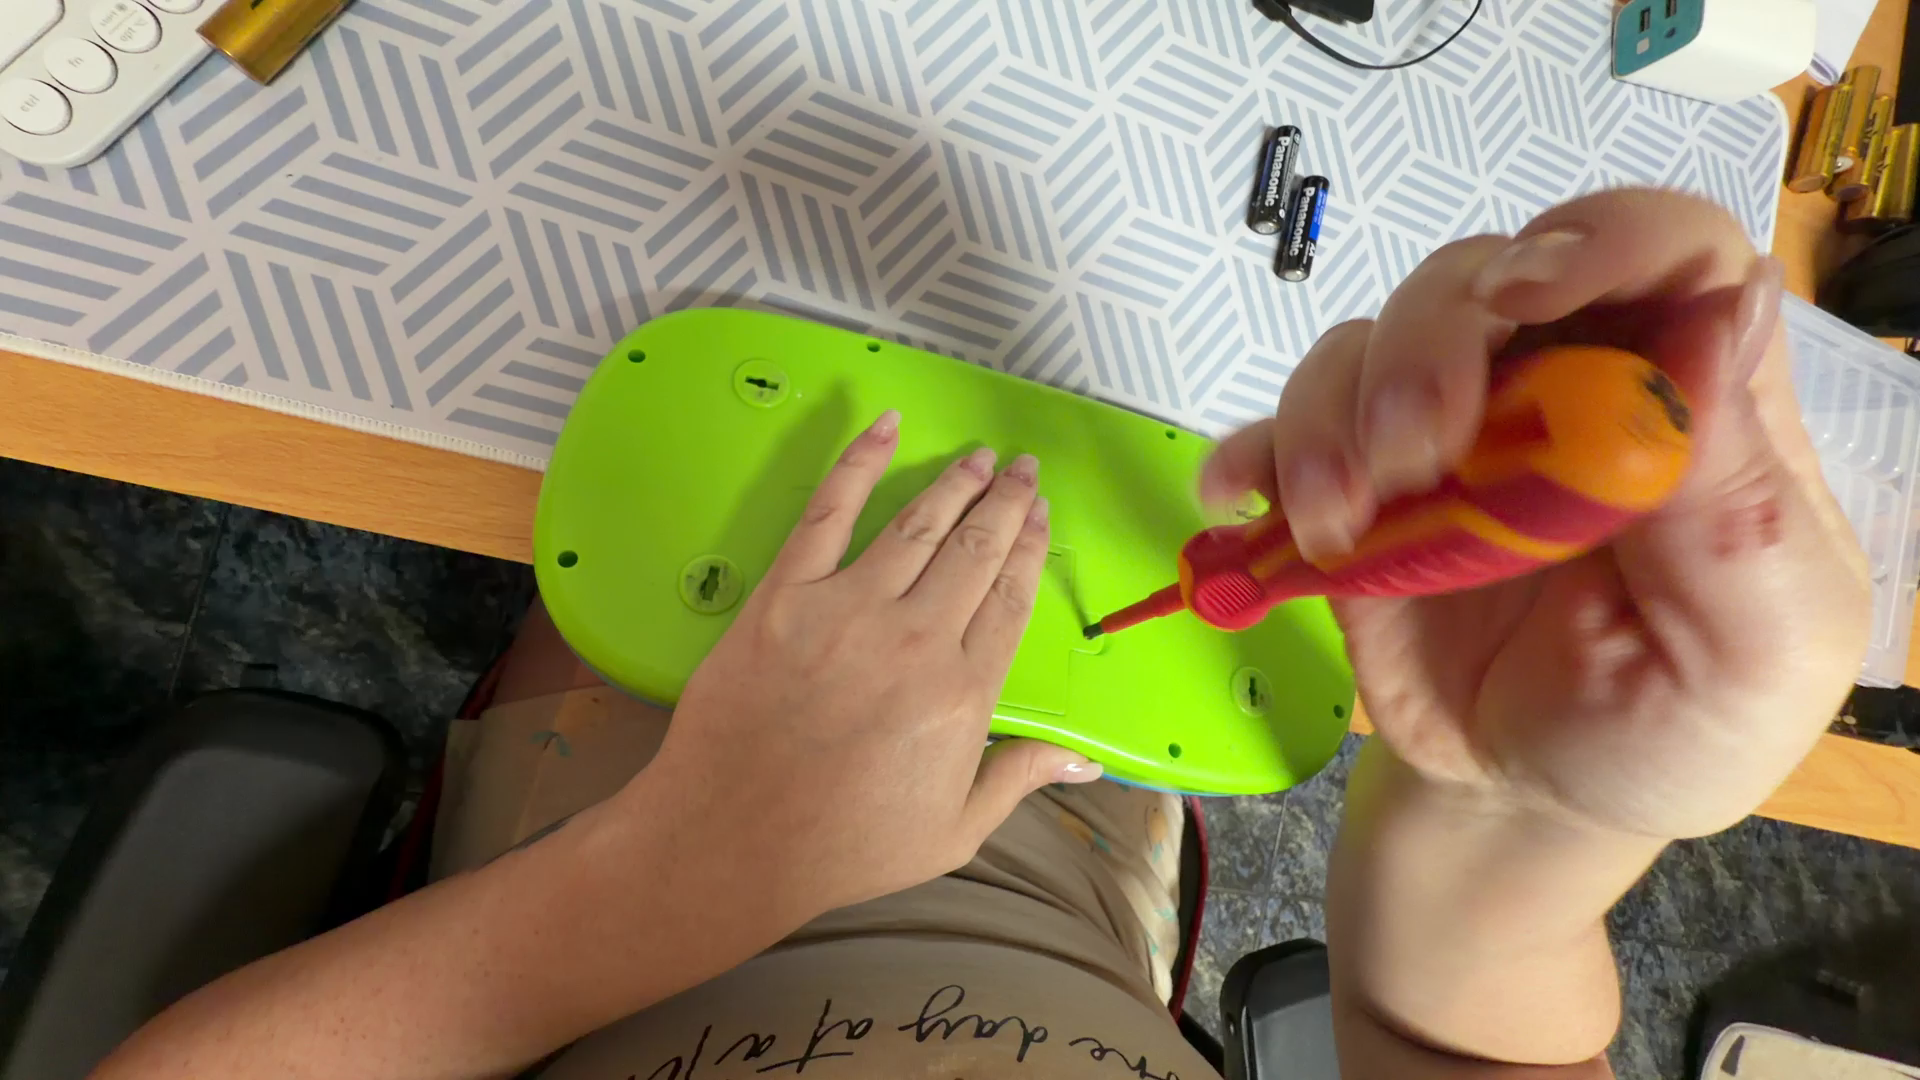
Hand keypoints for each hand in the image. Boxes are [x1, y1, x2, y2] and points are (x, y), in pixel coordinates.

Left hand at [642, 412, 1098, 920]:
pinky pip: (829, 512)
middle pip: (976, 550)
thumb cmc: (847, 843)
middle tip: (1023, 468)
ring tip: (980, 457)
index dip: (1029, 548)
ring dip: (956, 484)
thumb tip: (1088, 759)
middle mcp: (918, 638)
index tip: (1041, 515)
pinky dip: (860, 463)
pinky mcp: (786, 592)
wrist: (732, 838)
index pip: (1010, 598)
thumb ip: (1021, 777)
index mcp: (963, 692)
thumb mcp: (953, 830)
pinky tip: (887, 428)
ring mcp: (849, 608)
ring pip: (918, 525)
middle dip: (1006, 502)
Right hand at [1201, 189, 1869, 840]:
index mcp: (1666, 411)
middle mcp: (1534, 401)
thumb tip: (1716, 320)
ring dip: (1321, 428)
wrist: (1514, 788)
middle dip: (1420, 356)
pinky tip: (1230, 502)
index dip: (1594, 242)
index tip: (1523, 303)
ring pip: (1351, 355)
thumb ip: (1734, 503)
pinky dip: (1244, 458)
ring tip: (1332, 531)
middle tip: (1407, 465)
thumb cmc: (1655, 729)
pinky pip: (1272, 441)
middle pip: (1466, 287)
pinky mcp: (1341, 499)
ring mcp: (1422, 448)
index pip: (1659, 258)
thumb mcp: (1751, 645)